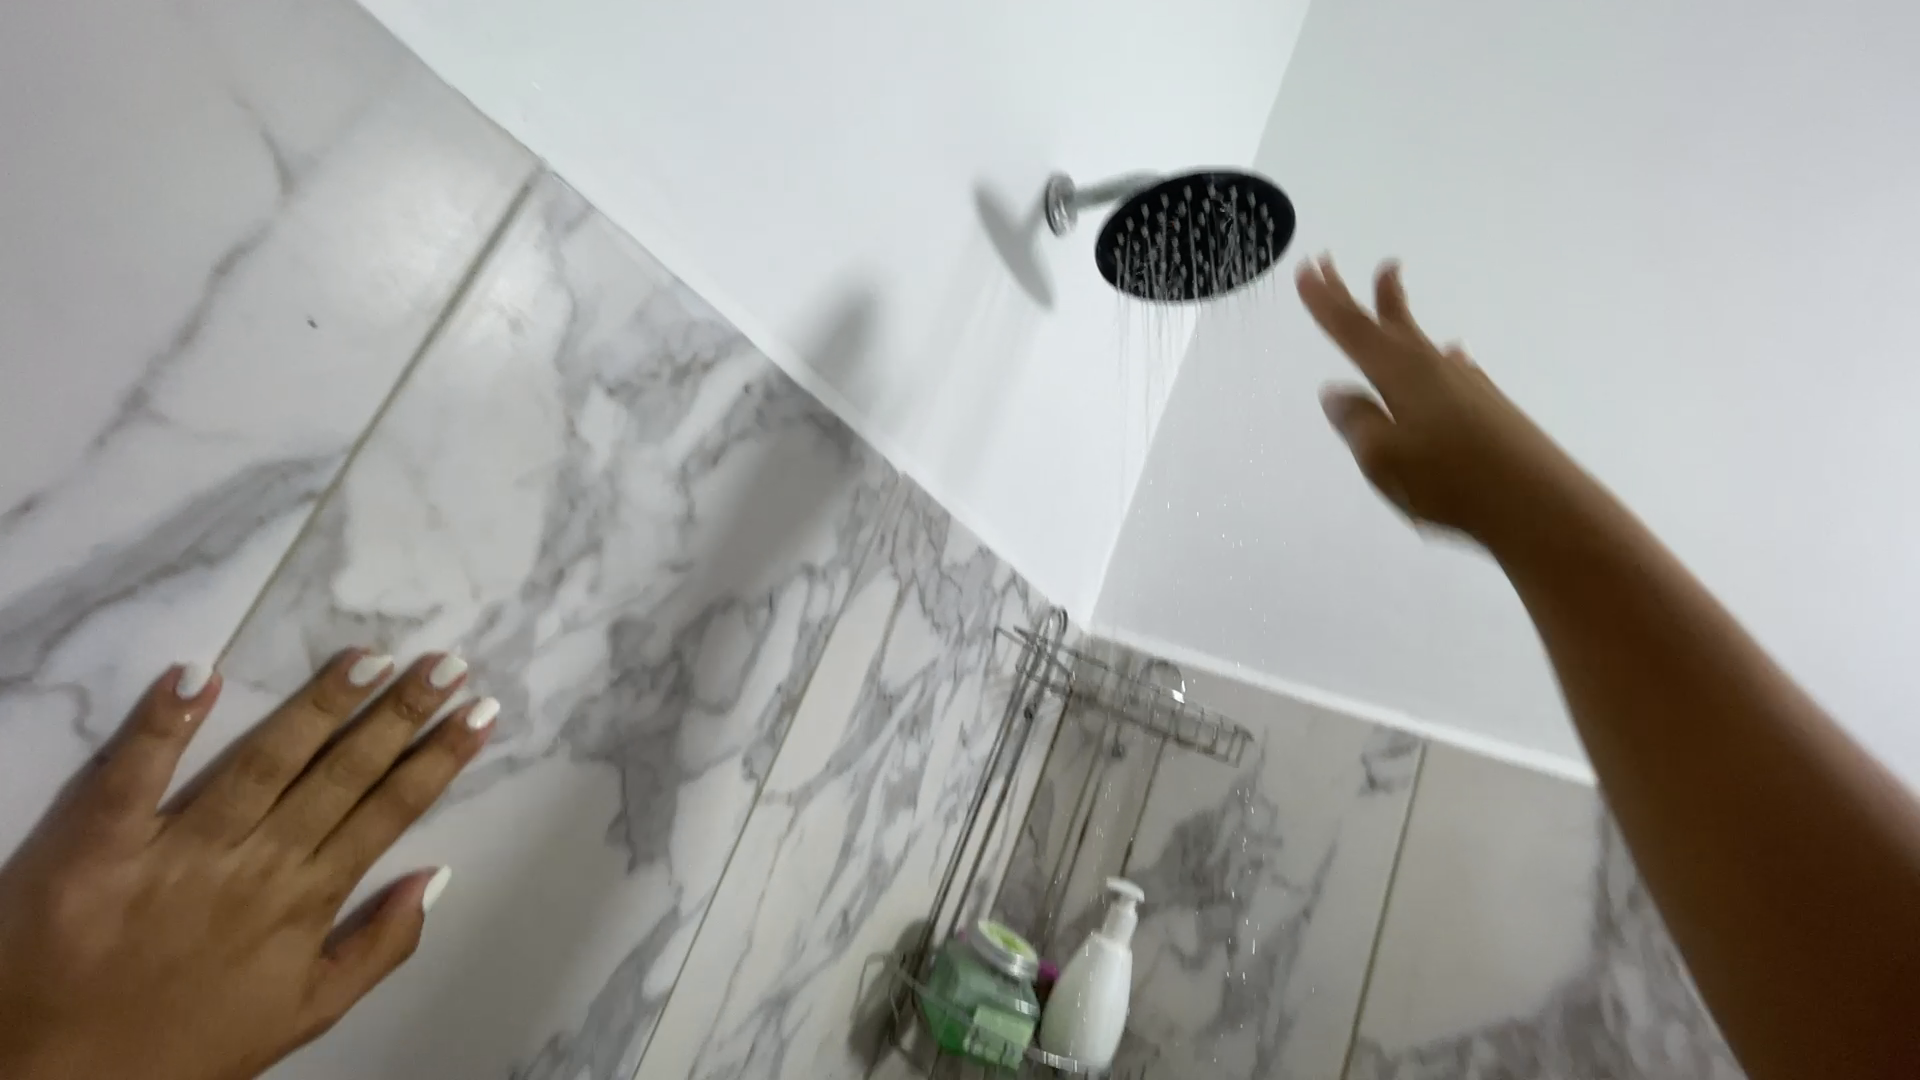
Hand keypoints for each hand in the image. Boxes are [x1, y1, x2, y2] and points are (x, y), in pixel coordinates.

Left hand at [0, 652, 496, 1079]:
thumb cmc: (189, 1048)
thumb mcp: (307, 1013)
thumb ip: (381, 946)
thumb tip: (439, 874)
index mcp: (310, 898)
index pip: (394, 808)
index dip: (442, 756)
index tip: (481, 711)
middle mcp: (259, 865)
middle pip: (347, 772)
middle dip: (403, 712)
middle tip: (445, 664)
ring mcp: (178, 853)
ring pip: (266, 761)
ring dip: (321, 705)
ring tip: (370, 658)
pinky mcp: (94, 852)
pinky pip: (131, 779)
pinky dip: (163, 726)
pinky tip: (201, 675)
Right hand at [1296, 255, 1588, 545]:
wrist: (1541, 508)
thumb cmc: (1450, 482)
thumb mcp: (1382, 457)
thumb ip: (1356, 421)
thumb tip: (1335, 391)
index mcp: (1401, 377)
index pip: (1354, 332)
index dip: (1327, 302)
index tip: (1310, 267)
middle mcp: (1433, 371)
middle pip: (1388, 325)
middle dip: (1359, 295)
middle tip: (1338, 263)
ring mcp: (1465, 388)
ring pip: (1421, 343)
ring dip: (1399, 317)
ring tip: (1391, 291)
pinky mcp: (1487, 409)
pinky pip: (1453, 369)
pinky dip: (1442, 356)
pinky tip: (1453, 358)